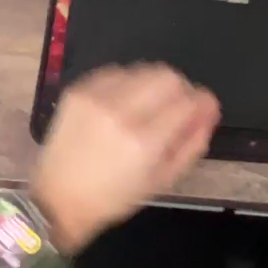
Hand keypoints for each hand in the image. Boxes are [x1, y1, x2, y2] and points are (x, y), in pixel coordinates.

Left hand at [31, 64, 220, 254]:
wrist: (58, 198)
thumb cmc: (114, 197)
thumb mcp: (163, 180)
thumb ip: (192, 143)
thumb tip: (209, 111)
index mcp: (145, 141)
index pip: (188, 101)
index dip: (203, 102)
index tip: (204, 108)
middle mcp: (122, 111)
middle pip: (168, 76)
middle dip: (181, 89)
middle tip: (177, 107)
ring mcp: (97, 97)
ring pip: (144, 68)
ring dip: (154, 84)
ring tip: (148, 107)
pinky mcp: (79, 89)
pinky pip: (117, 71)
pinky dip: (129, 83)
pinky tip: (124, 102)